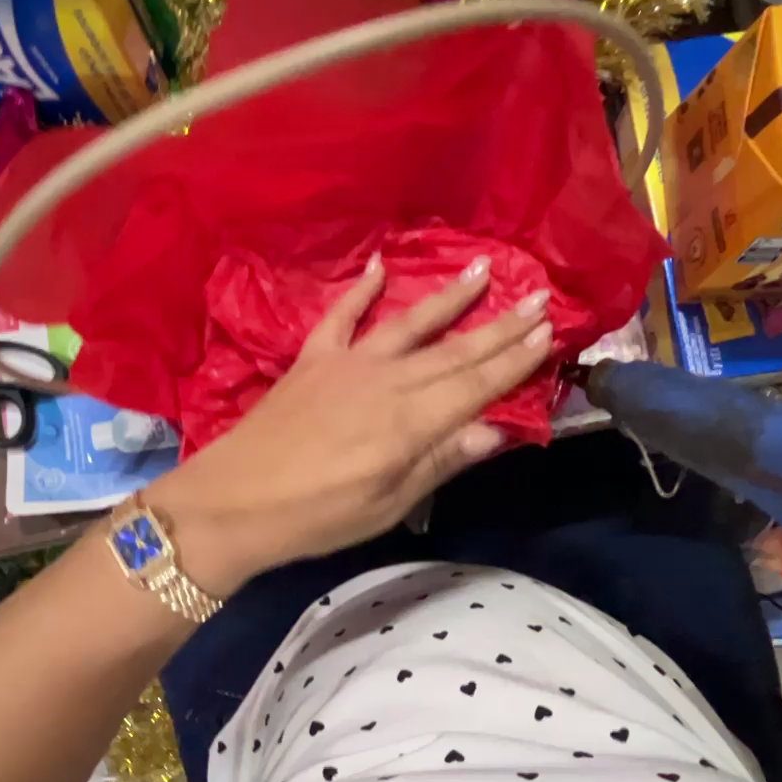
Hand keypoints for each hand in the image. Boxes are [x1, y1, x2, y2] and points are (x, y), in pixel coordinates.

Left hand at [144, 254, 552, 595]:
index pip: (477, 385)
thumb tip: (495, 431)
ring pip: (410, 323)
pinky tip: (380, 264)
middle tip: (538, 299)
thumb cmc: (318, 516)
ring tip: (483, 270)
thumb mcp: (388, 504)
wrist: (234, 501)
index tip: (547, 333)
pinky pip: (342, 316)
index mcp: (411, 423)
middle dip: (500, 328)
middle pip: (455, 351)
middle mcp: (387, 381)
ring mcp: (348, 364)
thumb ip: (441, 462)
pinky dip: (362, 289)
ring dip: (449, 298)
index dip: (514, 360)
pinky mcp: (312, 359)